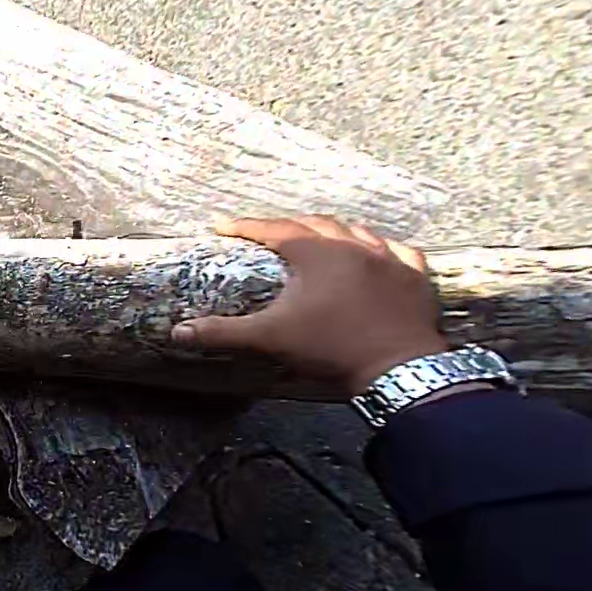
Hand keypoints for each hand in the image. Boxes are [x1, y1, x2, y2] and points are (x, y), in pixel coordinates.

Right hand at [170, 215, 446, 393]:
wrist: (396, 366)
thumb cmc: (328, 346)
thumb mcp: (268, 338)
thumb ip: (222, 332)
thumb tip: (177, 332)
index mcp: (317, 255)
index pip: (275, 230)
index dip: (246, 227)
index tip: (222, 225)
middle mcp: (354, 248)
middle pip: (316, 224)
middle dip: (287, 225)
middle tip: (266, 233)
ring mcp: (390, 260)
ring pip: (357, 232)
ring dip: (332, 230)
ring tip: (316, 236)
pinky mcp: (414, 279)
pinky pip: (399, 251)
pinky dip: (381, 248)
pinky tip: (377, 252)